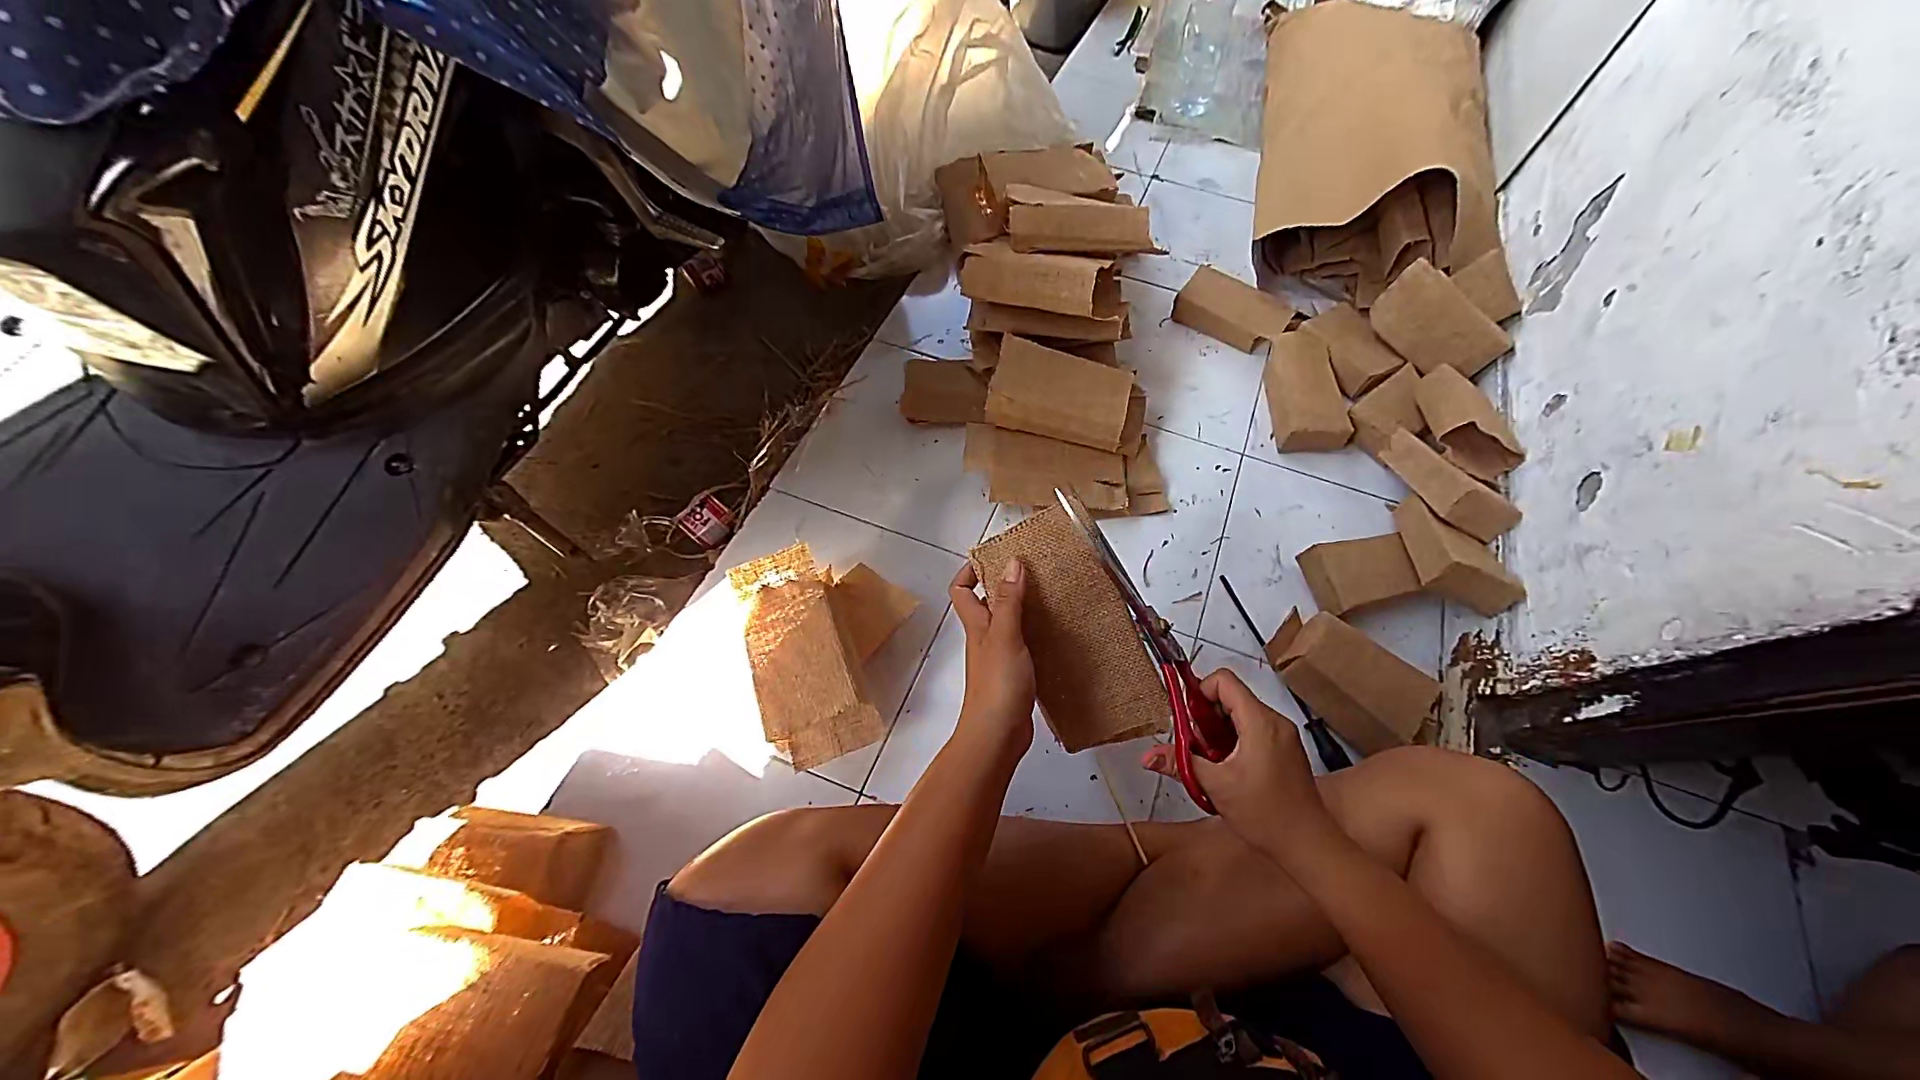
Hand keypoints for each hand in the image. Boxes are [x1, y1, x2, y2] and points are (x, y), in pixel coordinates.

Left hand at [949, 559, 1035, 759]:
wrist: (998, 734)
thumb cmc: (996, 687)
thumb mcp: (1005, 636)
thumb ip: (1009, 601)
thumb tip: (1011, 564)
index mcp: (977, 626)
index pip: (961, 590)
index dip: (969, 571)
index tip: (992, 558)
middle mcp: (984, 639)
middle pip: (985, 604)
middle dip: (1002, 585)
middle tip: (1029, 571)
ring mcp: (999, 657)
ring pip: (1006, 624)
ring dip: (1022, 609)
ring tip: (1046, 596)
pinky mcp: (1014, 674)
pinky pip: (1022, 645)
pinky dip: (1034, 635)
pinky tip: (1052, 634)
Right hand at [1143, 670, 1341, 863]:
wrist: (1308, 846)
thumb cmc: (1267, 815)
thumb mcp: (1215, 785)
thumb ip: (1179, 763)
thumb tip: (1148, 756)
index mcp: (1260, 722)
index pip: (1223, 681)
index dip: (1199, 692)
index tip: (1187, 719)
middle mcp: (1274, 722)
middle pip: (1230, 697)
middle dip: (1205, 718)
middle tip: (1196, 747)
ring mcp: (1282, 736)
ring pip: (1239, 715)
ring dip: (1217, 732)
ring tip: (1211, 761)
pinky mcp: (1284, 749)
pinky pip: (1251, 730)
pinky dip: (1232, 741)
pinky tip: (1226, 769)